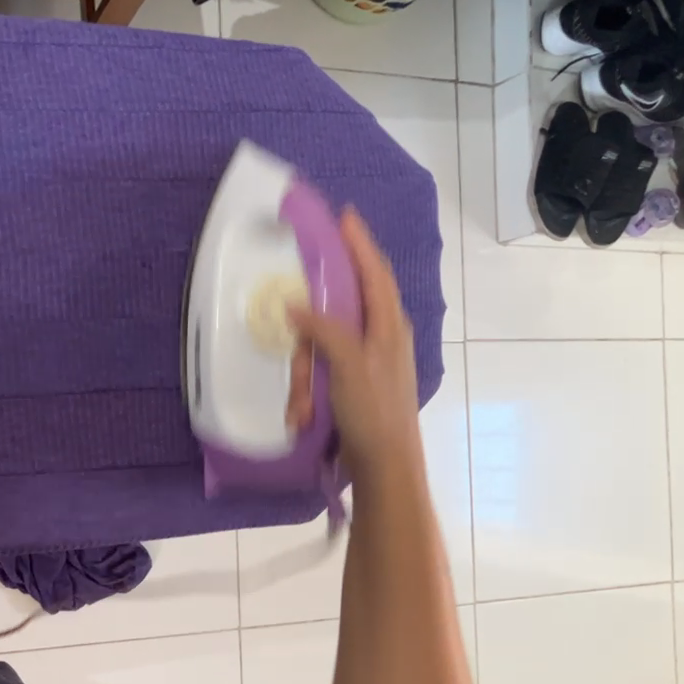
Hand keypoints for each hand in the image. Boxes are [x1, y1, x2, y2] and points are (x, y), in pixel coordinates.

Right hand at [287, 208, 421, 478]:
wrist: (384, 466)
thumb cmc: (375, 412)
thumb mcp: (349, 365)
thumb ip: (324, 330)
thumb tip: (295, 305)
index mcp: (388, 325)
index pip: (373, 273)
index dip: (359, 244)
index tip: (344, 216)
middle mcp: (379, 338)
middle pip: (333, 316)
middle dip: (308, 344)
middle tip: (302, 370)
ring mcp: (364, 363)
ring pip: (318, 351)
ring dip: (304, 381)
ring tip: (305, 410)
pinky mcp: (350, 385)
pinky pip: (318, 377)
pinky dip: (307, 396)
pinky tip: (305, 418)